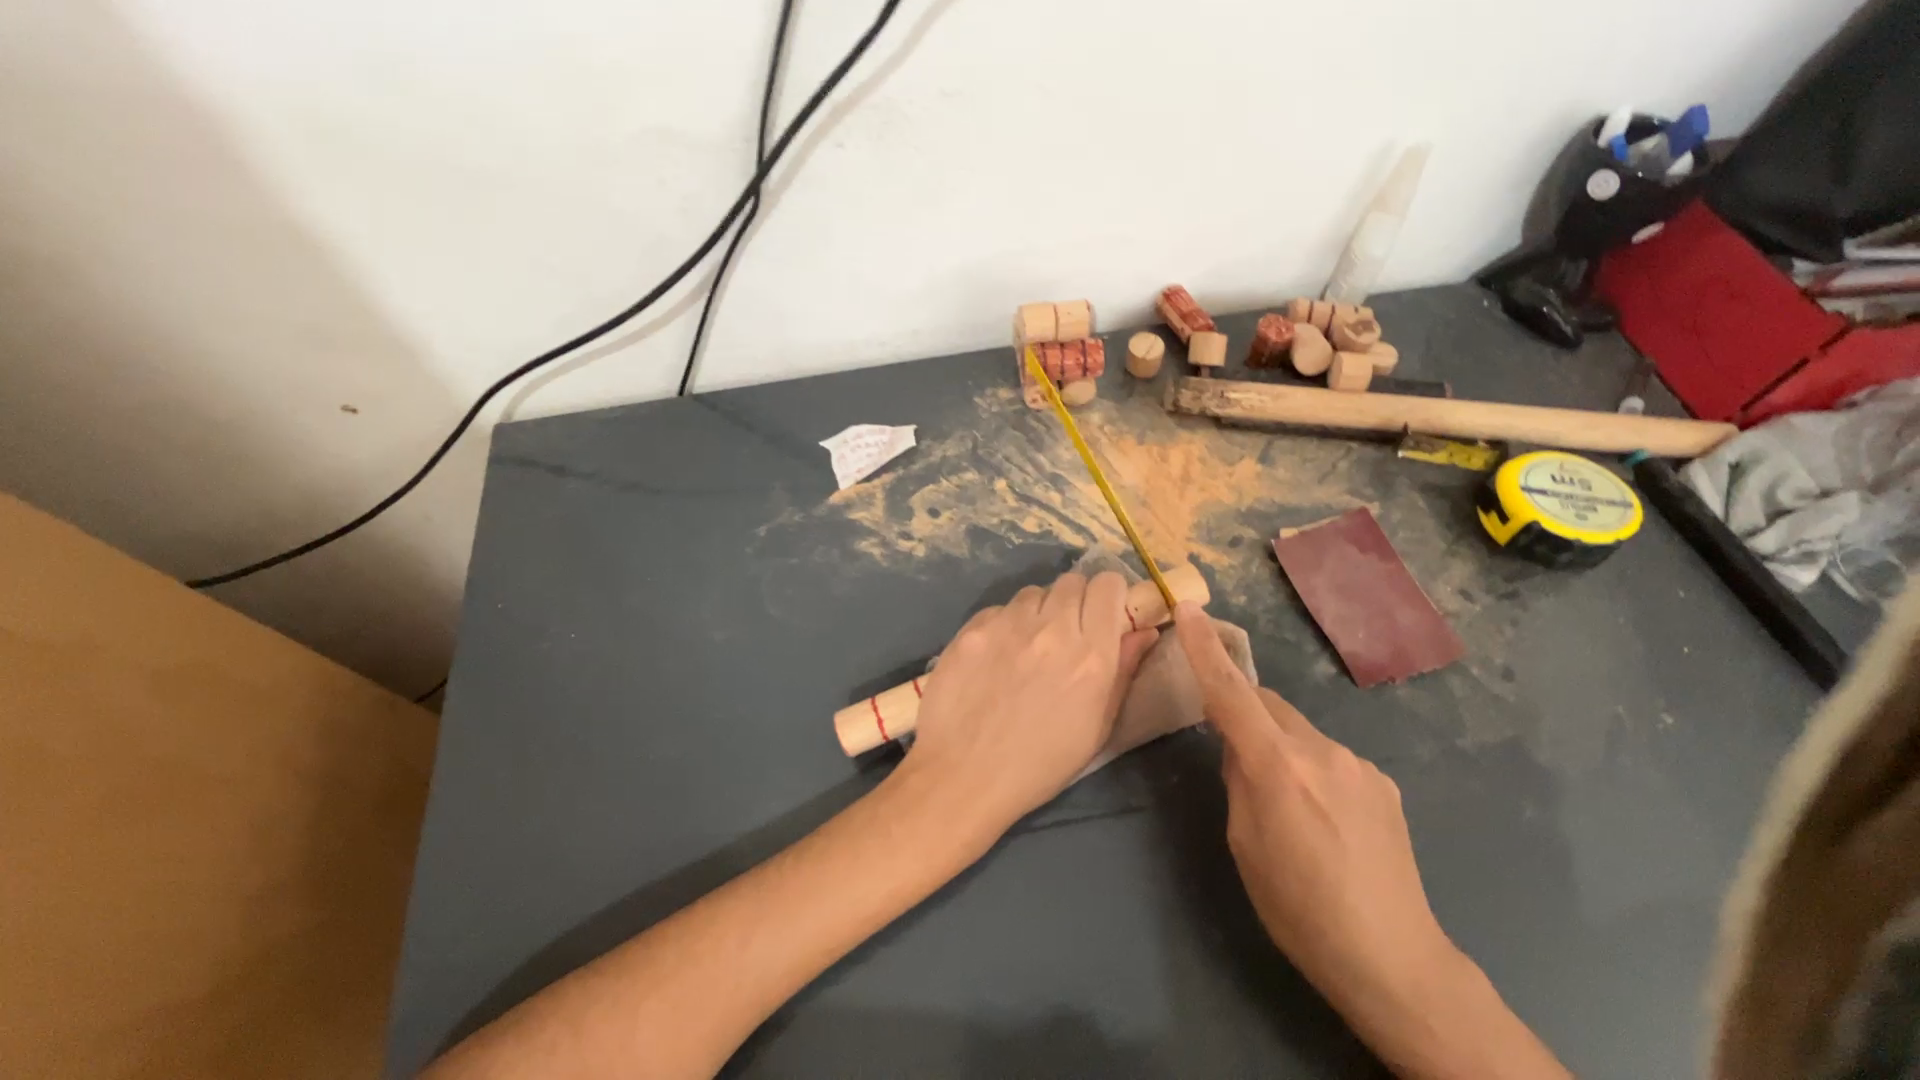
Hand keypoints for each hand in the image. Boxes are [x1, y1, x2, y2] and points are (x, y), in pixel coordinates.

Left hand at [899, 572, 1158, 837]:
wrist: (964, 776)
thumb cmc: (1040, 764)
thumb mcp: (1097, 728)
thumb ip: (1123, 671)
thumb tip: (1143, 630)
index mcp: (1092, 656)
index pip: (1108, 585)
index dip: (1109, 595)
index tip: (1105, 613)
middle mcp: (1053, 630)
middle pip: (1073, 581)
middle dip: (1076, 600)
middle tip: (1067, 632)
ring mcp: (1009, 625)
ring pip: (1034, 592)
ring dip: (1039, 611)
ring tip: (1028, 647)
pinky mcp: (973, 628)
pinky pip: (999, 609)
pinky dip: (1004, 625)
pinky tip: (995, 658)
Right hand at [1173, 602, 1454, 1017]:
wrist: (1391, 956)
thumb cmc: (1298, 909)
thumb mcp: (1244, 846)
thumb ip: (1238, 783)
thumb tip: (1239, 750)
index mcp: (1277, 767)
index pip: (1231, 694)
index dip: (1206, 651)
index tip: (1189, 610)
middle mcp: (1322, 751)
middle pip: (1269, 706)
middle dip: (1243, 711)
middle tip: (1228, 750)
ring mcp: (1360, 766)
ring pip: (1301, 733)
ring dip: (1280, 748)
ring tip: (1283, 807)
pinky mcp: (1384, 785)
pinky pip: (1331, 759)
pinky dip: (1311, 770)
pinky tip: (1321, 822)